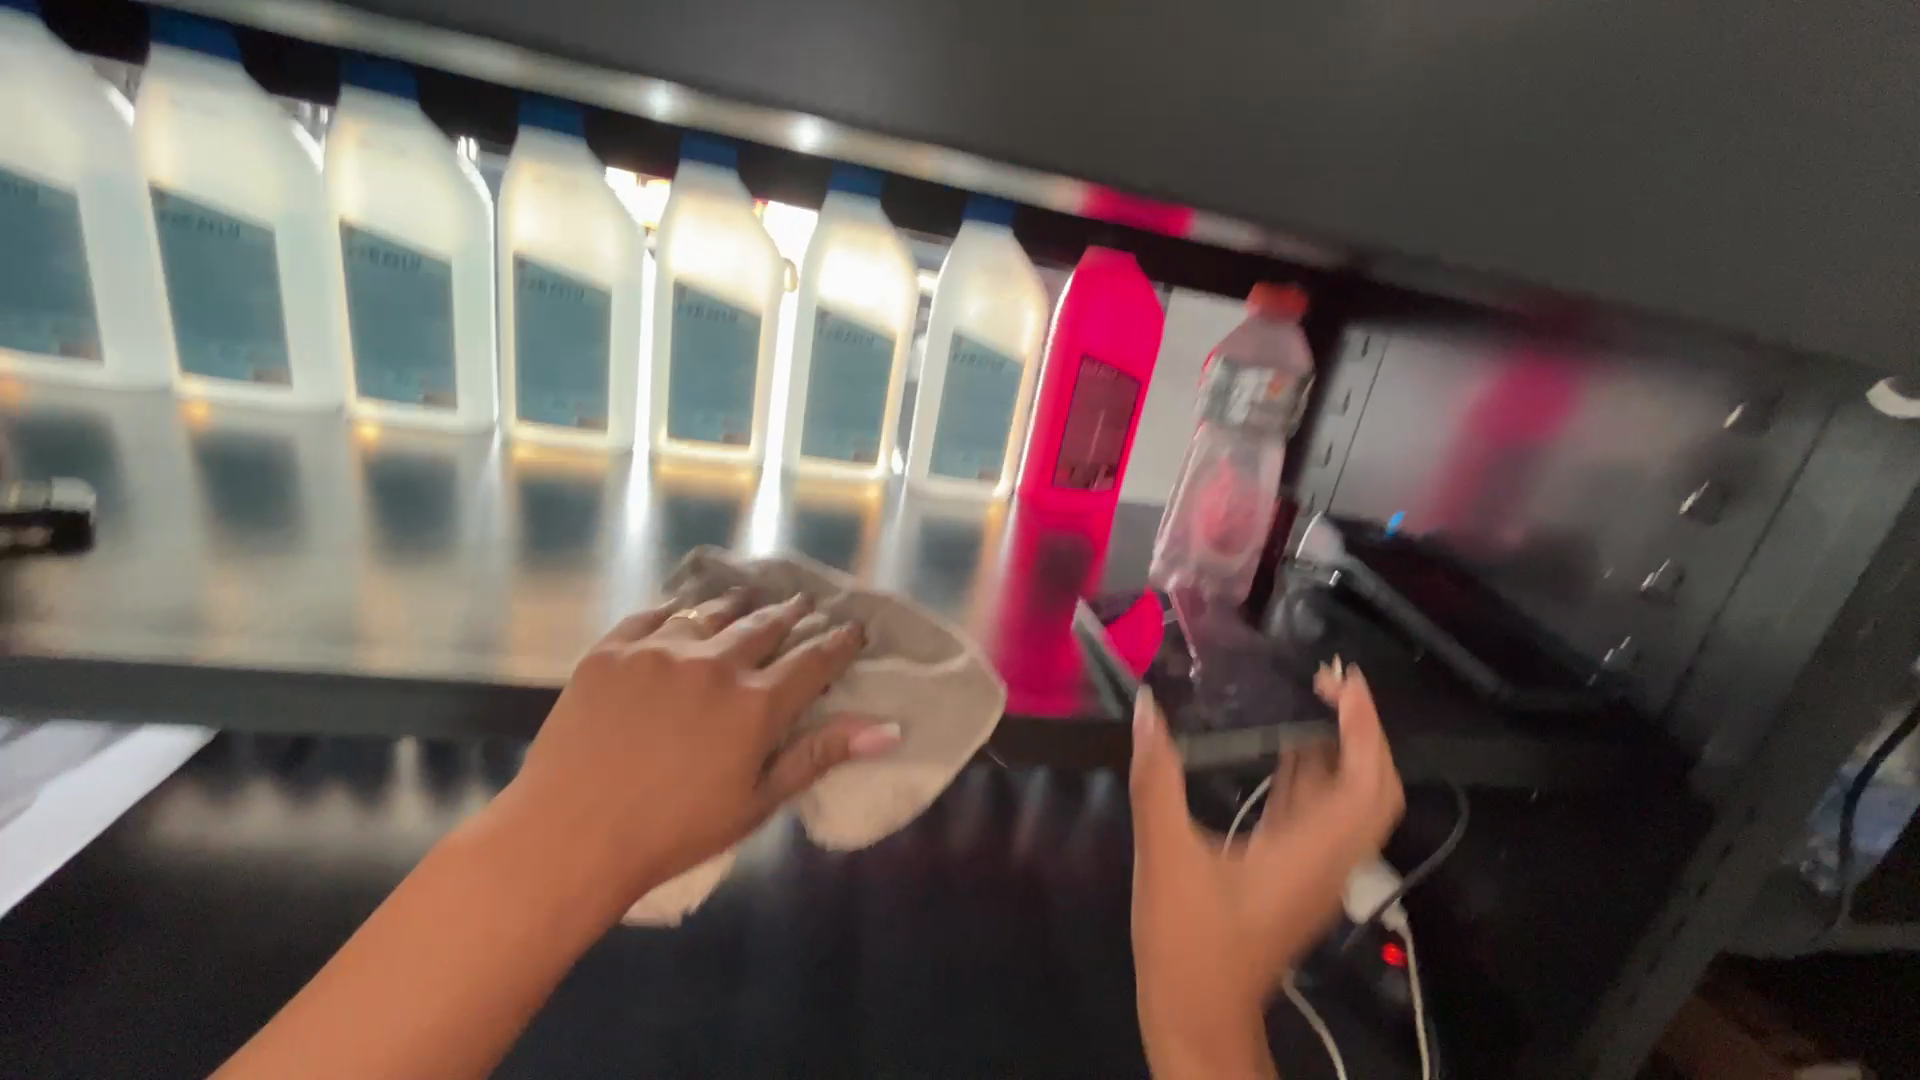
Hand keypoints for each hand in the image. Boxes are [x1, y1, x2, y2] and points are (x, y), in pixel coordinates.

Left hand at [501, 590, 902, 913]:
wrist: (569, 837)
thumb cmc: (674, 831)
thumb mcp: (757, 801)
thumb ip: (819, 755)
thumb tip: (887, 729)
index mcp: (756, 704)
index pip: (814, 660)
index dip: (839, 642)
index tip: (855, 629)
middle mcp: (714, 663)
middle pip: (766, 625)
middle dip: (793, 614)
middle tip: (805, 603)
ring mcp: (660, 650)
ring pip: (713, 611)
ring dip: (741, 603)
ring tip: (753, 596)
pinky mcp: (613, 649)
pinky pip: (655, 613)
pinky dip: (679, 607)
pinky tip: (686, 606)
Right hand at [1129, 663, 1404, 1078]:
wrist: (1196, 1013)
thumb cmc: (1187, 940)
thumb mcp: (1164, 853)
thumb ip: (1156, 778)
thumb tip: (1148, 710)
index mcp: (1311, 854)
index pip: (1366, 781)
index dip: (1364, 726)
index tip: (1342, 679)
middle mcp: (1326, 859)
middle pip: (1373, 789)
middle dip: (1361, 731)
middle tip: (1327, 684)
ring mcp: (1312, 869)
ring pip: (1348, 801)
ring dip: (1337, 750)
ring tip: (1307, 700)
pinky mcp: (1291, 874)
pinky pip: (1316, 814)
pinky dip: (1309, 775)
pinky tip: (1277, 748)